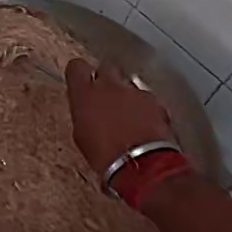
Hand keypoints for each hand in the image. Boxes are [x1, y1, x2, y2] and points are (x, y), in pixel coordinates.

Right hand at [64, 58, 175, 173]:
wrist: (142, 165)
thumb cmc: (104, 155)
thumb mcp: (82, 135)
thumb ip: (85, 113)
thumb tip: (89, 110)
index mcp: (85, 94)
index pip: (76, 67)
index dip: (78, 73)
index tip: (80, 81)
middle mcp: (110, 86)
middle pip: (106, 68)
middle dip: (106, 79)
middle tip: (105, 98)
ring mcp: (135, 91)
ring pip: (128, 84)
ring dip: (126, 96)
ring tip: (127, 117)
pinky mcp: (155, 101)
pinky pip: (146, 98)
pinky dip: (144, 108)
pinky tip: (143, 125)